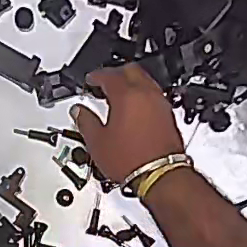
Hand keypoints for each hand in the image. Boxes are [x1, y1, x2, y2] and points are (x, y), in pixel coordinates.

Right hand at [73, 64, 184, 183]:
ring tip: (117, 98)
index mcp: (126, 96)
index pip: (108, 75)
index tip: (90, 80)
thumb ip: (85, 121)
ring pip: (145, 82)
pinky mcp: (168, 115)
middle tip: (103, 83)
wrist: (158, 175)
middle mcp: (146, 95)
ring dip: (130, 84)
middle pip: (131, 70)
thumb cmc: (131, 160)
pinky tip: (133, 111)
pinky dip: (141, 97)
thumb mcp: (97, 141)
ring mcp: (160, 104)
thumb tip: (78, 112)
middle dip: (115, 74)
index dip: (95, 76)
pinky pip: (153, 96)